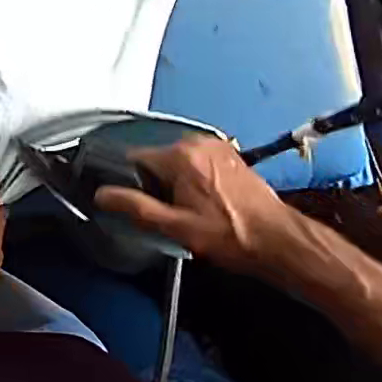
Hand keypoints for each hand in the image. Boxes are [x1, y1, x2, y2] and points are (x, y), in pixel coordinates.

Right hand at [94, 137, 294, 274]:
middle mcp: (195, 141)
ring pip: (177, 160)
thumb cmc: (229, 236)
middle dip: (158, 183)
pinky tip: (208, 201)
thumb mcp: (177, 227)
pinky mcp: (229, 152)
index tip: (144, 204)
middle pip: (157, 159)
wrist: (279, 240)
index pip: (135, 159)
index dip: (133, 183)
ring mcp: (215, 144)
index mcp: (179, 155)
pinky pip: (197, 159)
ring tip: (193, 209)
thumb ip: (136, 208)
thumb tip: (102, 195)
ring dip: (177, 180)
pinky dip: (195, 176)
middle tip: (173, 213)